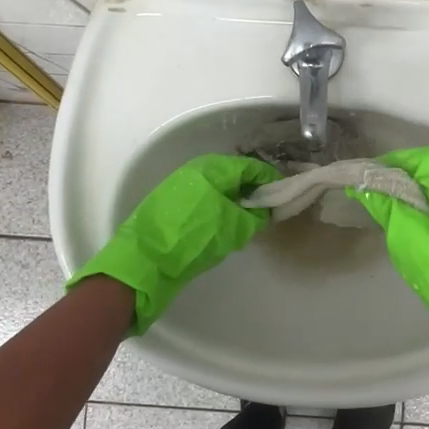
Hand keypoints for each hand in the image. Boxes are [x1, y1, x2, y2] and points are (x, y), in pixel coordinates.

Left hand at [70, 154, 279, 334]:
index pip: (251, 166)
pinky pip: (203, 198)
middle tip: (267, 209)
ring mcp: (180, 186)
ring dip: (235, 200)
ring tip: (247, 220)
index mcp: (213, 169)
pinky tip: (223, 225)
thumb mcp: (234, 228)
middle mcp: (195, 170)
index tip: (284, 195)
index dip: (271, 180)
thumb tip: (266, 210)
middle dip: (253, 191)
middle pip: (234, 175)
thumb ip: (256, 216)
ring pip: (218, 187)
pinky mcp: (169, 203)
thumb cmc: (194, 239)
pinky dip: (218, 206)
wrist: (144, 262)